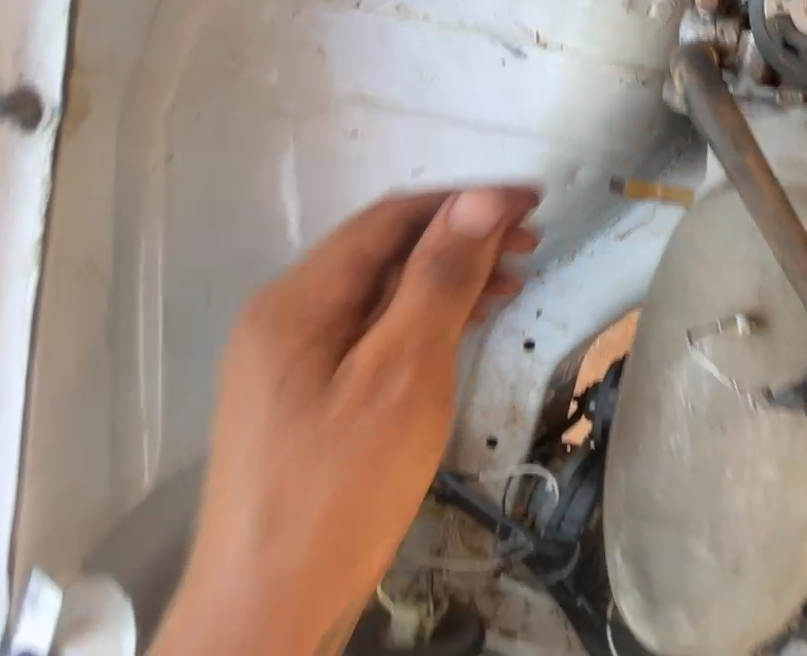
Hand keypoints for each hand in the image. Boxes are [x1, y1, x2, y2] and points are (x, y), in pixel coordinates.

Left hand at [152, 188, 540, 655]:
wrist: (272, 607)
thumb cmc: (343, 483)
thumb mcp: (404, 370)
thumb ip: (441, 278)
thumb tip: (484, 198)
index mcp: (299, 299)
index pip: (392, 219)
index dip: (466, 201)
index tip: (534, 202)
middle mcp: (290, 315)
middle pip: (387, 251)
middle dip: (463, 236)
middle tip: (534, 242)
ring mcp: (297, 357)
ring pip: (387, 290)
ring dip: (452, 275)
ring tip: (517, 279)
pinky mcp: (314, 391)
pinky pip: (380, 328)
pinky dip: (431, 314)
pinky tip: (471, 322)